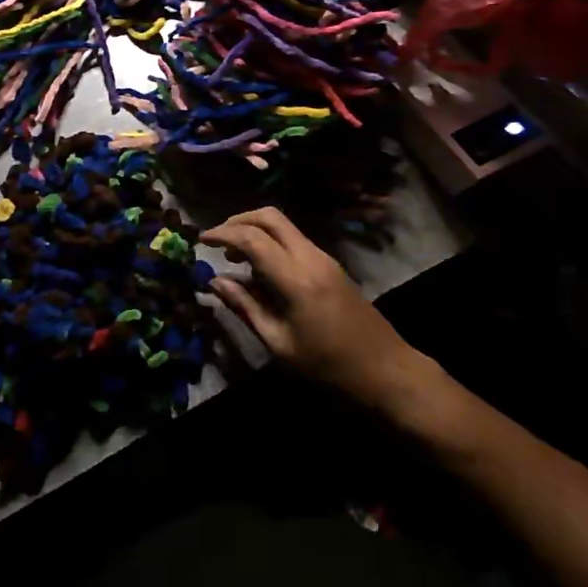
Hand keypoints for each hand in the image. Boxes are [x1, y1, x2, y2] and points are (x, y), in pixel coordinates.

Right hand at [204, 208, 421, 408]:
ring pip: (283, 225)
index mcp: (295, 278)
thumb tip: (215, 282)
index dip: (222, 234)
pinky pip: (294, 239)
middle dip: (238, 220)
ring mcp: (324, 257)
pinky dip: (271, 241)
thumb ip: (245, 307)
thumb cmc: (328, 366)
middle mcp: (310, 257)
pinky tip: (260, 267)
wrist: (386, 370)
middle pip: (270, 216)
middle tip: (217, 240)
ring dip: (255, 230)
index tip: (200, 241)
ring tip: (233, 256)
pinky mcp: (330, 264)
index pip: (251, 238)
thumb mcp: (278, 344)